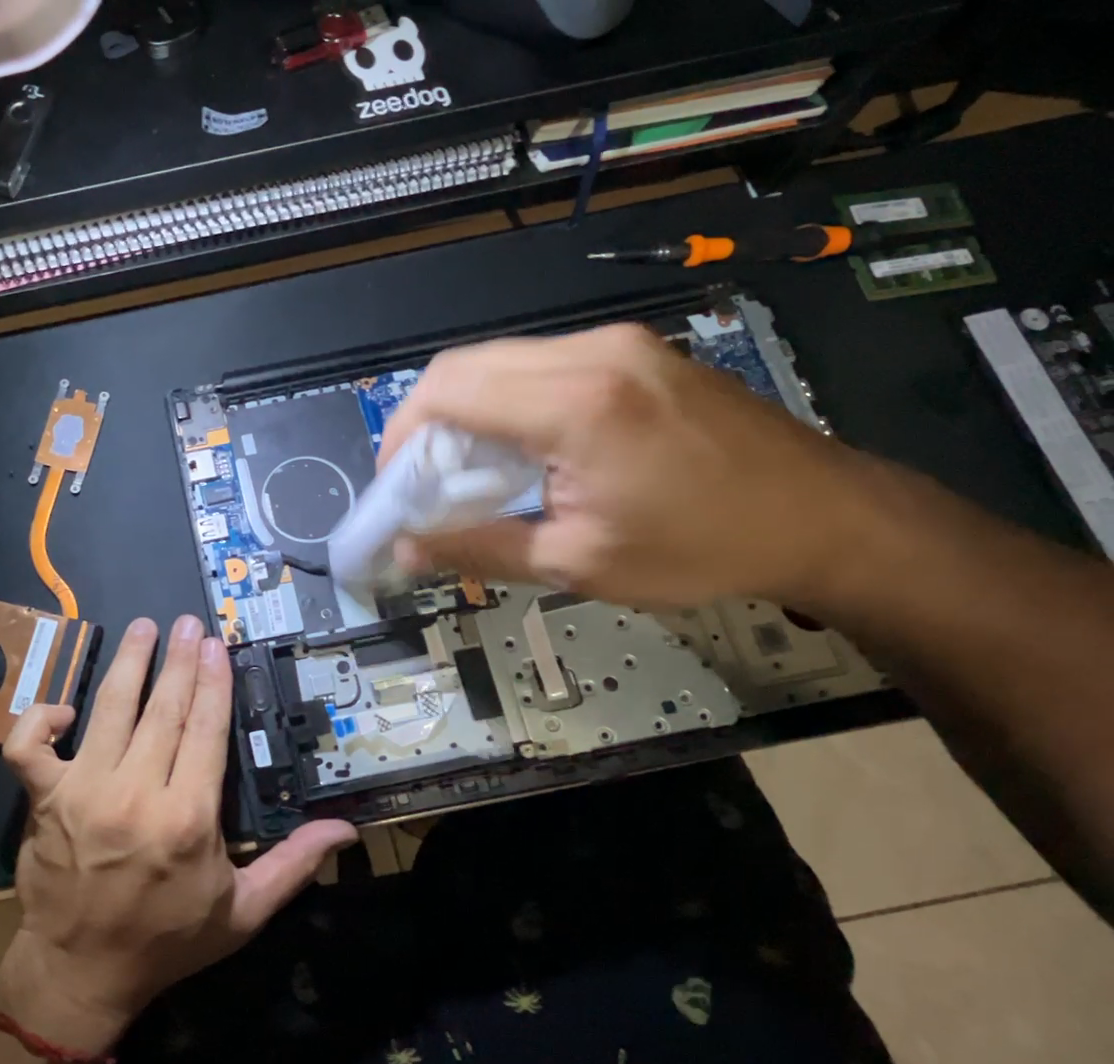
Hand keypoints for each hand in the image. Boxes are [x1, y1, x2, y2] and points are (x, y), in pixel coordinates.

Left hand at [0, 615, 358, 1053]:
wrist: (82, 970)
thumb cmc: (166, 940)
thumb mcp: (242, 912)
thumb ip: (293, 865)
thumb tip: (346, 828)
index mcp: (188, 818)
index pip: (205, 730)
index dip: (213, 683)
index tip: (216, 646)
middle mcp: (135, 794)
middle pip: (162, 710)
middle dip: (178, 660)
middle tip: (188, 623)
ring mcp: (83, 791)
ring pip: (107, 710)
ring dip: (128, 665)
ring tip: (144, 629)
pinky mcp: (42, 799)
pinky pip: (28, 746)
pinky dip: (39, 719)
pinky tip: (65, 709)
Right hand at [379, 323, 883, 608]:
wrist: (824, 515)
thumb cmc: (702, 548)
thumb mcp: (579, 562)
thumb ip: (479, 548)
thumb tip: (405, 549)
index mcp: (575, 404)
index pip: (446, 391)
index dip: (401, 435)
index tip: (398, 484)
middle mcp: (591, 353)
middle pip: (464, 364)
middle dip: (425, 420)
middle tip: (426, 479)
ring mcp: (618, 344)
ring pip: (500, 360)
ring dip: (466, 408)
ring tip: (473, 468)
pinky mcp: (635, 350)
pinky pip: (541, 362)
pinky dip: (508, 399)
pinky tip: (523, 446)